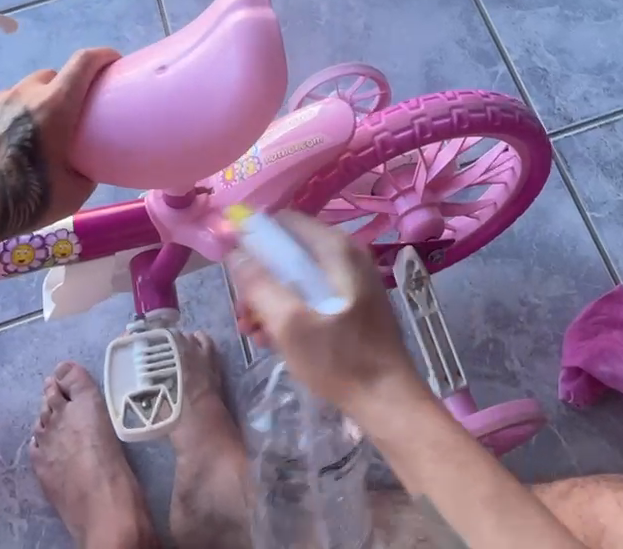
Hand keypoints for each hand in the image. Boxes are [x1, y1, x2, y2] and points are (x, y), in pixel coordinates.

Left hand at [0, 46, 119, 280]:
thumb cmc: (24, 201)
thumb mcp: (73, 194)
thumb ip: (85, 172)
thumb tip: (85, 168)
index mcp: (56, 105)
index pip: (84, 62)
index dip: (102, 55)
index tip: (111, 60)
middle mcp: (23, 94)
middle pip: (49, 77)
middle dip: (61, 89)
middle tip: (63, 116)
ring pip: (17, 92)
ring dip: (27, 105)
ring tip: (23, 133)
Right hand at [229, 211, 426, 414]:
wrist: (388, 400)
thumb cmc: (339, 359)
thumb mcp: (289, 323)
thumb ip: (258, 284)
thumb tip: (235, 252)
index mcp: (335, 248)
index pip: (284, 221)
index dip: (254, 239)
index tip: (234, 268)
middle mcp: (346, 254)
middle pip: (289, 251)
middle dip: (260, 278)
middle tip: (243, 311)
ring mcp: (352, 278)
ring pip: (298, 275)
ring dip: (271, 299)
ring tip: (253, 332)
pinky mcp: (353, 302)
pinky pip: (312, 294)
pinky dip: (291, 310)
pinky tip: (275, 339)